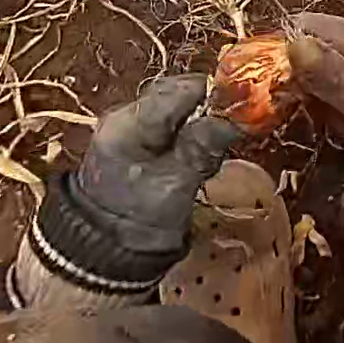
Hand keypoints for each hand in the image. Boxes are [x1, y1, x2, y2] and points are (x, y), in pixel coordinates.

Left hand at [68, 74, 240, 273]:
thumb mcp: (179, 183)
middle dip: (208, 107)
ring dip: (199, 120)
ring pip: (178, 104)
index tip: (240, 109)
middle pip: (180, 91)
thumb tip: (240, 114)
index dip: (214, 94)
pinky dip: (188, 131)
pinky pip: (170, 119)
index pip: (182, 88)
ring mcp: (128, 124)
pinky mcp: (135, 136)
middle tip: (226, 132)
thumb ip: (206, 144)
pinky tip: (193, 155)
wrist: (103, 254)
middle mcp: (126, 114)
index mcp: (131, 123)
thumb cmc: (140, 223)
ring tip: (206, 151)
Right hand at [288, 13, 343, 166]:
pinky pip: (332, 79)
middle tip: (313, 107)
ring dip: (314, 92)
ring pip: (319, 64)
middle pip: (310, 44)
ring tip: (331, 117)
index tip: (286, 84)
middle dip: (302, 76)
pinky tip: (340, 119)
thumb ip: (332, 76)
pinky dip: (329, 99)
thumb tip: (296, 44)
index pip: (304, 27)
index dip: (287, 53)